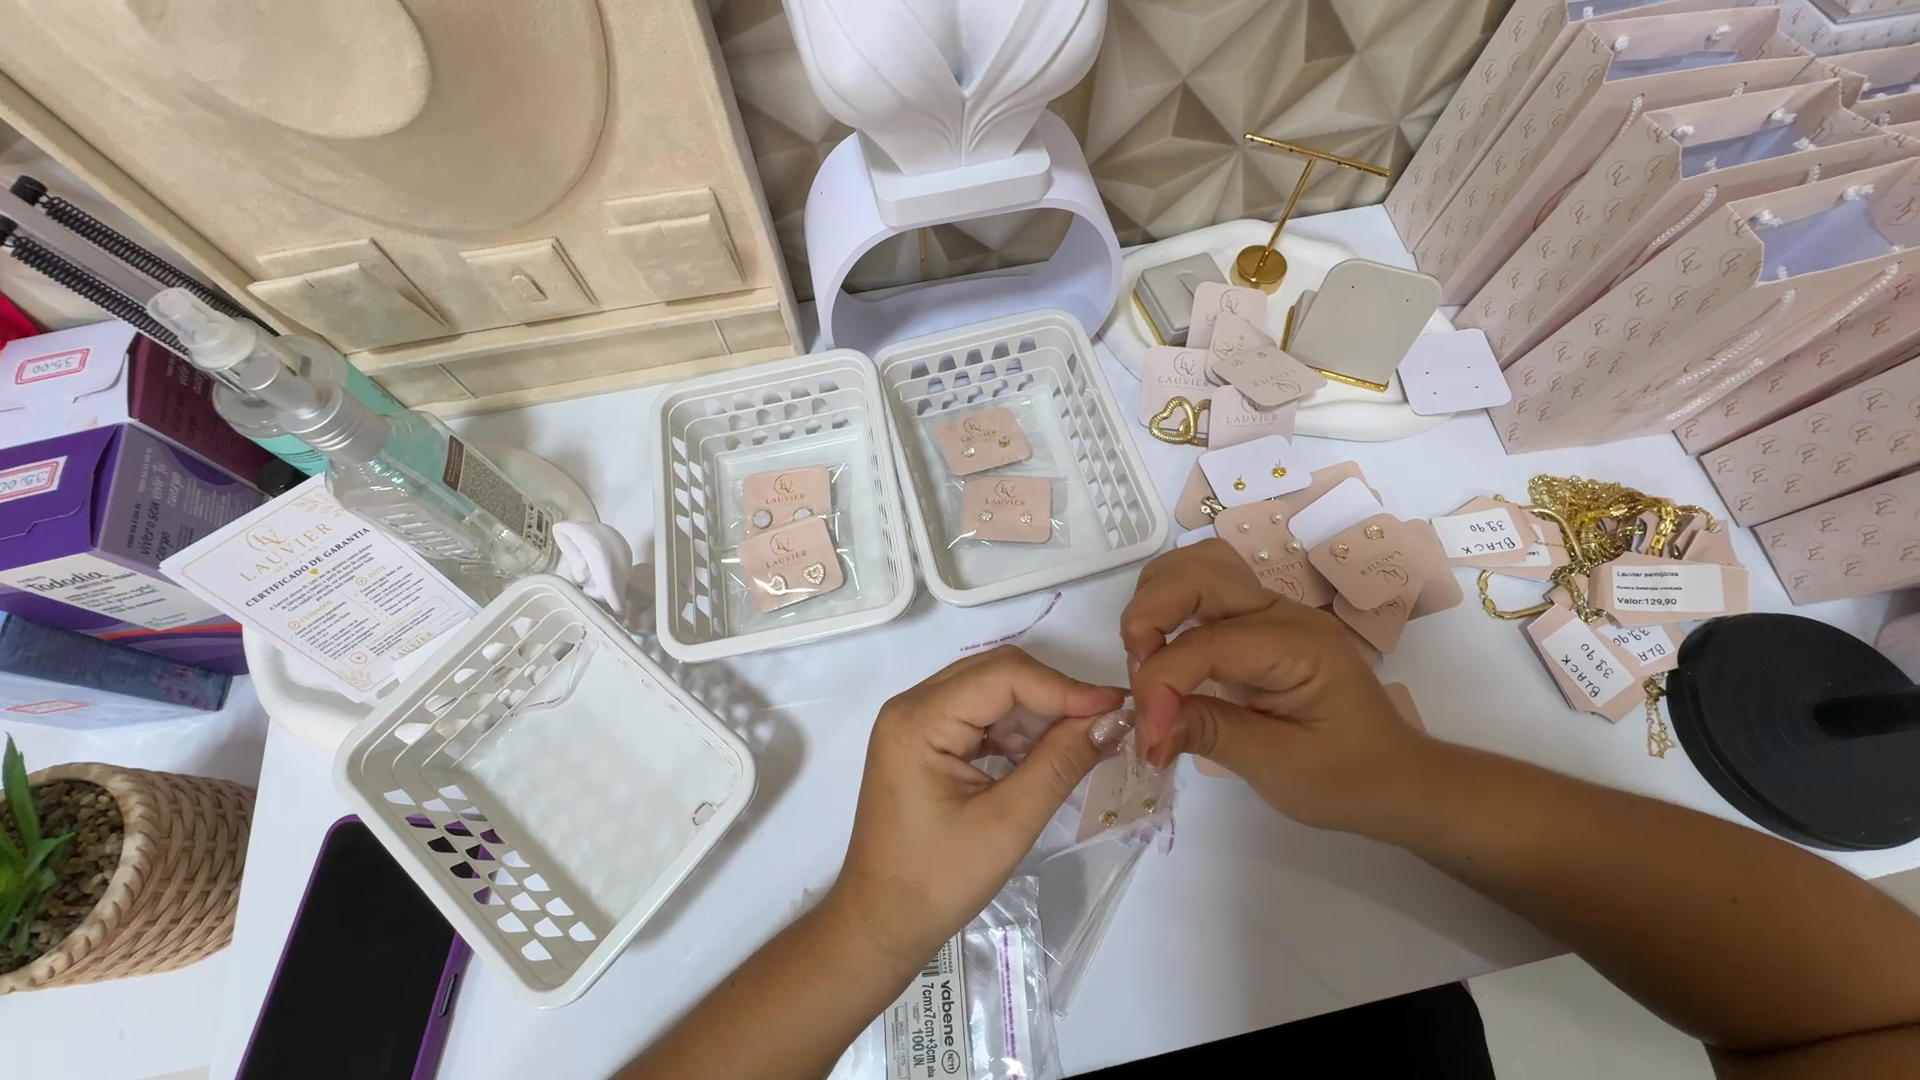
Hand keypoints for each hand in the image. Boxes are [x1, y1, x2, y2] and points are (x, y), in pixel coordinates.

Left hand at [828, 646, 1124, 969]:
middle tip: (1106, 725)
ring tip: (1082, 743)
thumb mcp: (1008, 823)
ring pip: (991, 692)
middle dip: (1053, 696)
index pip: (1003, 676)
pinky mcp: (924, 740)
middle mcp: (912, 706)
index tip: (1117, 709)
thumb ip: (1059, 764)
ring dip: (1037, 713)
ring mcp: (915, 722)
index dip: (1064, 688)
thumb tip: (1112, 721)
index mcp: (919, 720)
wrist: (882, 923)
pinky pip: (979, 715)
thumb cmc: (938, 881)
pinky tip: (1046, 753)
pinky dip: (1016, 730)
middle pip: (996, 674)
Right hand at [1120, 540, 1433, 834]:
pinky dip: (1169, 606)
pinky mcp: (1255, 624)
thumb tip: (1142, 728)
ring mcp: (1269, 611)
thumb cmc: (1349, 778)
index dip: (1161, 684)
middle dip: (1148, 616)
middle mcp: (1281, 613)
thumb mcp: (1278, 768)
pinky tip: (1161, 648)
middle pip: (1196, 572)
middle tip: (1136, 674)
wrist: (1398, 779)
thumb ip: (1207, 733)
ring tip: (1145, 658)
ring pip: (1195, 567)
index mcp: (1296, 646)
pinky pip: (1203, 589)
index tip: (1147, 736)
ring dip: (1155, 601)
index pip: (1206, 643)